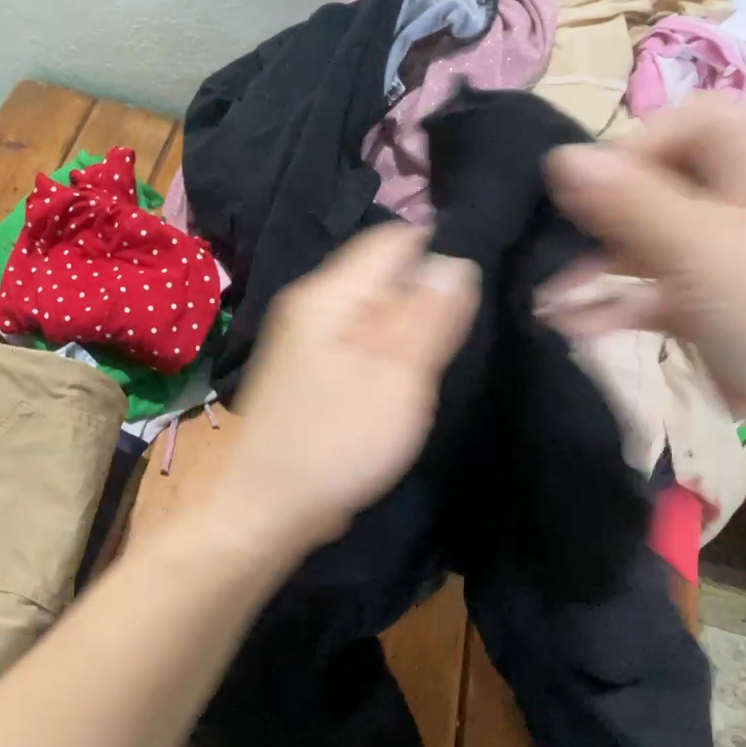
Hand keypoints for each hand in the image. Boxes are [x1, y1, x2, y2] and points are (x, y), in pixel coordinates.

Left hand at [220, 224, 479, 548]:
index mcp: (328, 293)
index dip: (440, 252)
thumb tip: (455, 259)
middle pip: (384, 276)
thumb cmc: (337, 441)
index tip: (476, 290)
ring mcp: (305, 341)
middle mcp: (311, 305)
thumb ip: (429, 313)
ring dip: (407, 332)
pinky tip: (401, 386)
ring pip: (374, 314)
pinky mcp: (308, 373)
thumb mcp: (397, 374)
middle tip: (461, 335)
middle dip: (425, 297)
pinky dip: (384, 357)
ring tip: (436, 362)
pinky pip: (358, 345)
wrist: (269, 508)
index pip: (395, 237)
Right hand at [538, 95, 745, 442]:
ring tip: (547, 301)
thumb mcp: (706, 251)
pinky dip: (614, 305)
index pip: (683, 122)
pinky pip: (650, 291)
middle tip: (552, 250)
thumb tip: (558, 156)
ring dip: (595, 268)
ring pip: (645, 242)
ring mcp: (727, 256)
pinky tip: (573, 325)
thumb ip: (630, 203)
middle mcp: (745, 199)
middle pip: (656, 183)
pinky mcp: (710, 307)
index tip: (584, 196)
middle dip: (599, 217)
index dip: (630, 149)